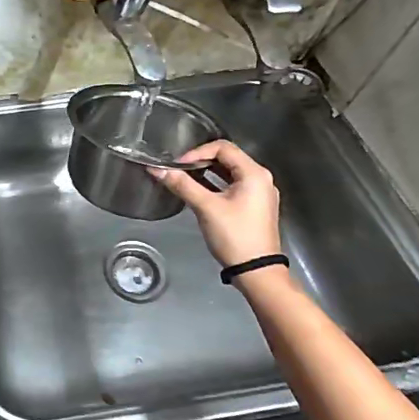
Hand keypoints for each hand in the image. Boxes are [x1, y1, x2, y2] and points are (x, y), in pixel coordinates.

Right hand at [148, 140, 281, 266]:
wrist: (256, 271)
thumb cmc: (234, 235)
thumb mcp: (206, 207)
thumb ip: (182, 185)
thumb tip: (157, 169)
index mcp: (254, 173)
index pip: (223, 148)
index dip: (197, 152)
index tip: (178, 165)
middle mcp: (261, 178)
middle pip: (228, 158)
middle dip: (202, 161)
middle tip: (180, 169)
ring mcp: (260, 193)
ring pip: (230, 173)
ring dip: (208, 173)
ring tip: (186, 179)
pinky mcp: (255, 206)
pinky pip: (234, 186)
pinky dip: (216, 185)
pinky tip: (200, 192)